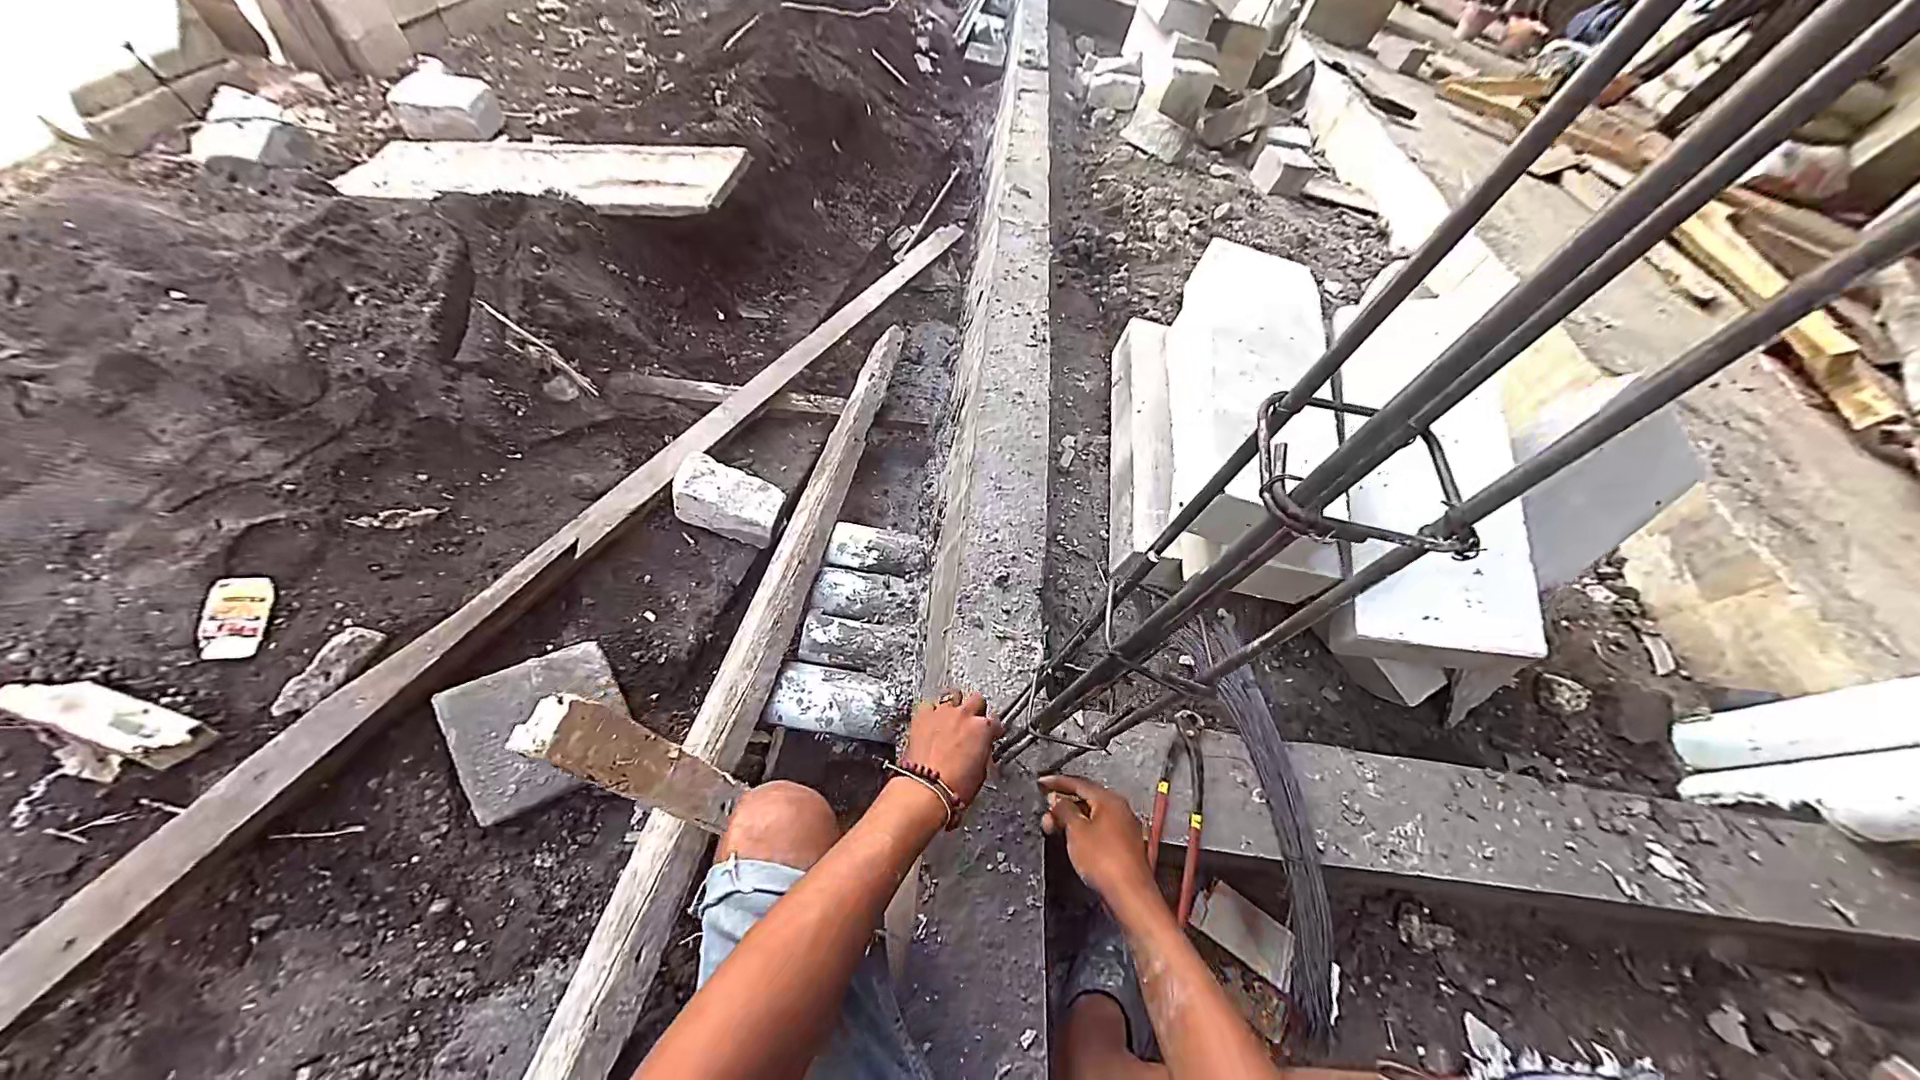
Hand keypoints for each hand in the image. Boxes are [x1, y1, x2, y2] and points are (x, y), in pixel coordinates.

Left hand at [901, 691, 1000, 805]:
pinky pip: (929, 705)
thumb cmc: (953, 786)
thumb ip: (984, 752)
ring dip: (954, 704)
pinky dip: (932, 712)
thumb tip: (982, 749)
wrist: (926, 789)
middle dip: (976, 709)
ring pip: (952, 695)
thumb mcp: (982, 771)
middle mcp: (964, 715)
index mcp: (983, 728)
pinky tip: (932, 721)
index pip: (995, 721)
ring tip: (952, 715)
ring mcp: (942, 713)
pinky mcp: (922, 716)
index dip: (994, 729)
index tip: (991, 734)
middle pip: (976, 699)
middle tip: (973, 721)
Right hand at [1038, 775, 1155, 903]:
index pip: (1079, 783)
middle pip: (1087, 799)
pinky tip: (1073, 840)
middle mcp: (1120, 810)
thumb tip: (1058, 801)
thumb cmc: (1106, 861)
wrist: (1129, 895)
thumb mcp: (1076, 830)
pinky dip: (1083, 831)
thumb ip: (1063, 810)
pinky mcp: (1123, 847)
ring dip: (1072, 819)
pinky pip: (1099, 830)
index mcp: (1110, 800)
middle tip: (1046, 808)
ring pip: (1092, 816)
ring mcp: (1123, 829)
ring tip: (1054, 827)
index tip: (1043, 783)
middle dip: (1064, 803)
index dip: (1057, 782)